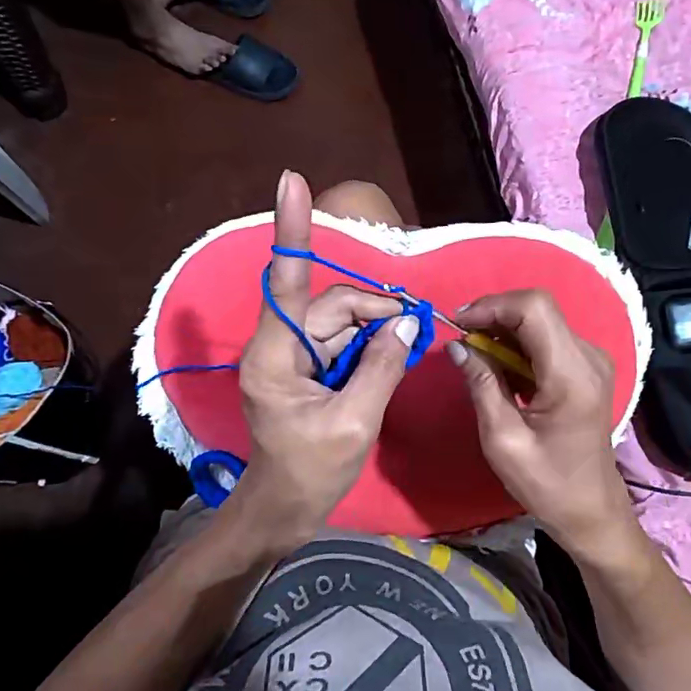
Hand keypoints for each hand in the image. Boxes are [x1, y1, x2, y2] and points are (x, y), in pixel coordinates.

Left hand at [231, 172, 417, 552]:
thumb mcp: (355, 421)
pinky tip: (389, 359)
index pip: (286, 282)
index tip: (291, 180)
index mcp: (276, 356)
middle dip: (374, 314)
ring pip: (341, 324)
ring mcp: (291, 357)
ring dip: (375, 332)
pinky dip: (368, 346)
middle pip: (331, 306)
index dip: (292, 231)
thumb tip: (408, 323)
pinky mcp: (304, 369)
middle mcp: (278, 346)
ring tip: (403, 352)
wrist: (284, 510)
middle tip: (415, 333)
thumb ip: (382, 365)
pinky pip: (341, 343)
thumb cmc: (311, 472)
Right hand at [448, 290, 637, 557]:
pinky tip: (497, 368)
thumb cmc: (546, 484)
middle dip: (493, 316)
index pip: (534, 308)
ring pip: (541, 321)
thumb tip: (457, 345)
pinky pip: (547, 339)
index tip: (457, 324)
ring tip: (474, 355)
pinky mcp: (586, 369)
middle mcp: (589, 358)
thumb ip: (481, 385)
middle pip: (538, 310)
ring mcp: (591, 361)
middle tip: (460, 340)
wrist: (591, 510)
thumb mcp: (502, 439)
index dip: (492, 306)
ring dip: (503, 330)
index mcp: (572, 375)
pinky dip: (517, 345)